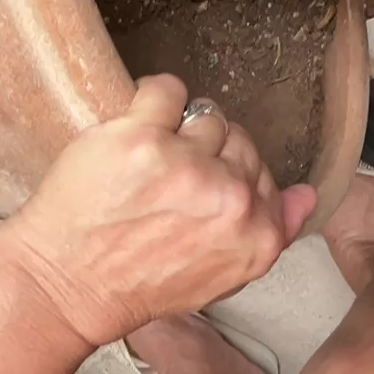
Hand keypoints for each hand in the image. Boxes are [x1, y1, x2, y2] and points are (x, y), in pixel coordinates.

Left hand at [0, 74, 318, 347]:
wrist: (67, 286)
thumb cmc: (139, 285)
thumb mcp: (222, 276)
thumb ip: (273, 233)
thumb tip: (307, 194)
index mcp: (258, 235)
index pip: (266, 173)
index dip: (230, 177)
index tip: (201, 191)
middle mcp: (231, 199)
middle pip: (238, 140)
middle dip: (207, 154)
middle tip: (169, 183)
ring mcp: (186, 164)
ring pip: (205, 116)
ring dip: (178, 131)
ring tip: (148, 162)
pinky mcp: (140, 135)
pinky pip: (166, 88)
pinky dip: (154, 97)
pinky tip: (136, 125)